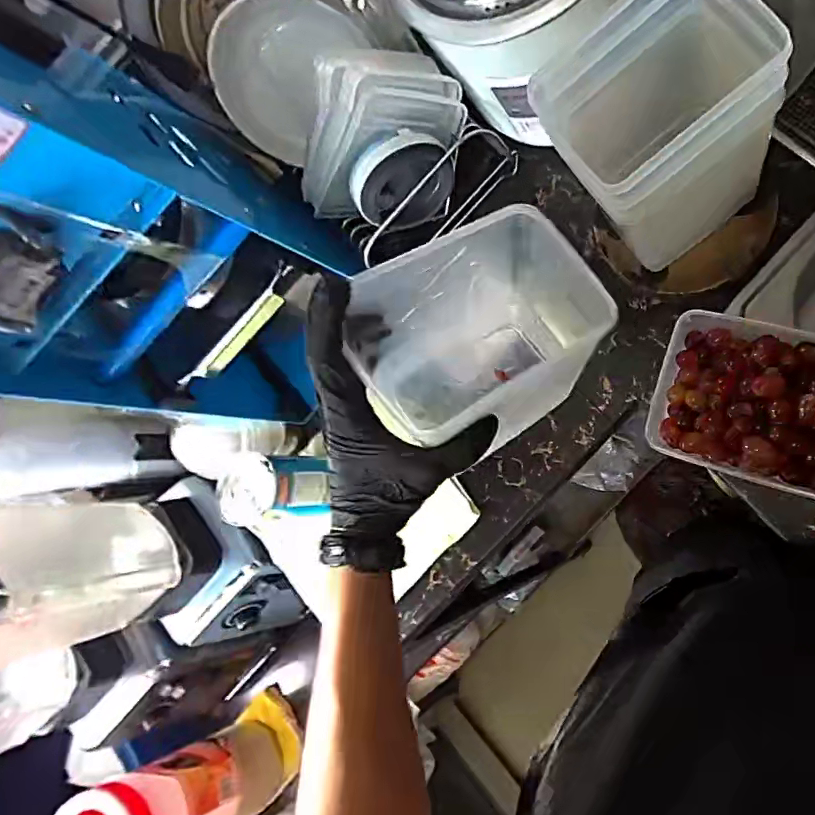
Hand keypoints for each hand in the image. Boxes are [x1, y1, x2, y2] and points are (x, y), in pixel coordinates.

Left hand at [307, 278, 495, 536]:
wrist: (364, 528)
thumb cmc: (388, 498)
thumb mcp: (428, 471)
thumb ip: (462, 446)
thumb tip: (492, 418)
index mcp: (347, 413)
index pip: (328, 359)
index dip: (328, 320)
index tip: (333, 286)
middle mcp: (336, 406)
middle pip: (322, 351)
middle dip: (331, 316)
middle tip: (351, 287)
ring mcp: (339, 411)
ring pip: (330, 361)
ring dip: (341, 332)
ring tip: (370, 310)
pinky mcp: (348, 417)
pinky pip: (343, 374)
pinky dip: (352, 352)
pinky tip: (378, 344)